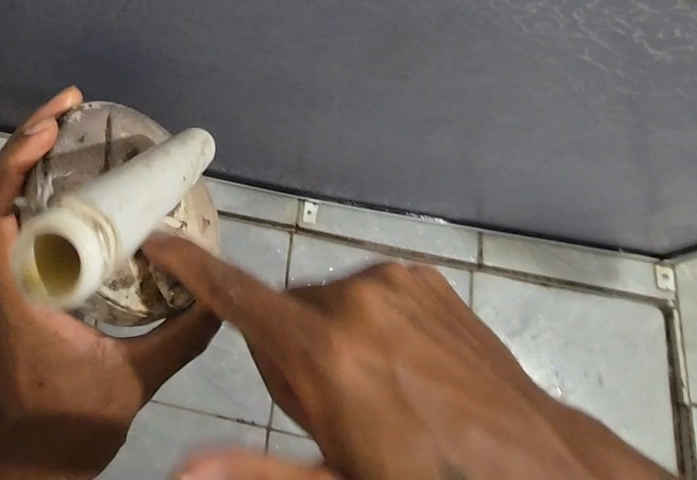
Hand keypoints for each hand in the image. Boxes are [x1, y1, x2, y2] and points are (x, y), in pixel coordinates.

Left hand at [0, 88, 221, 479]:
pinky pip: (13, 224)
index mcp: (10, 293)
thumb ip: (180, 337)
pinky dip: (33, 189)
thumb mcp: (132, 382)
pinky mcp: (7, 288)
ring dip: (29, 160)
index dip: (15, 161)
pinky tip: (69, 177)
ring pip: (1, 204)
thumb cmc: (69, 426)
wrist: (29, 469)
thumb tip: (222, 292)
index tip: (52, 125)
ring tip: (70, 126)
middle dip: (27, 141)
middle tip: (72, 105)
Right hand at [145, 236, 674, 479]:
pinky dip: (370, 321)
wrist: (537, 465)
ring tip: (381, 393)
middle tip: (335, 413)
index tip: (159, 240)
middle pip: (285, 315)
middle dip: (291, 355)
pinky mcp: (423, 275)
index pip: (238, 299)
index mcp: (323, 352)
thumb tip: (182, 469)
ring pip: (328, 303)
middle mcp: (350, 298)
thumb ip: (260, 473)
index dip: (193, 269)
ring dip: (332, 339)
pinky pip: (368, 292)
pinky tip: (409, 366)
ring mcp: (392, 280)